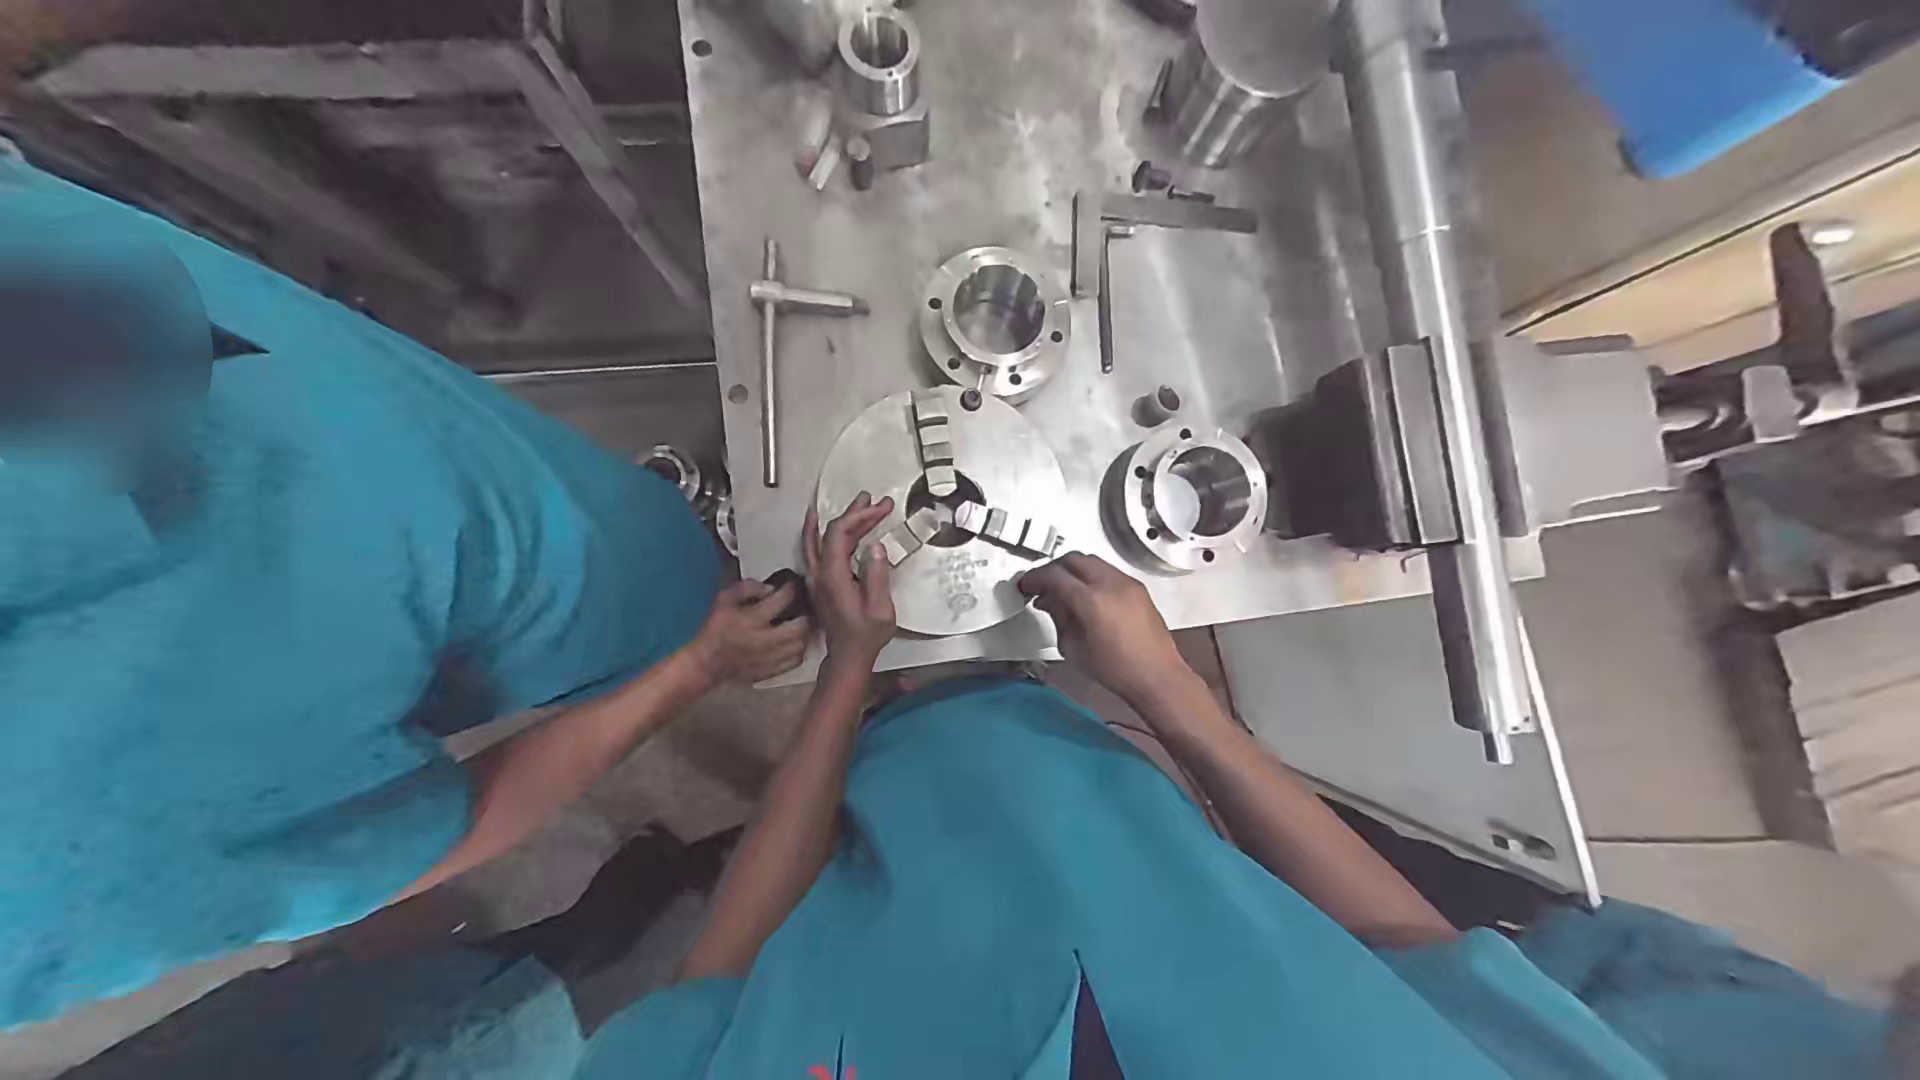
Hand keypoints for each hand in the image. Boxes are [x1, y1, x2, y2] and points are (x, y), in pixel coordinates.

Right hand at [685, 579, 812, 685]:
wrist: (707, 662)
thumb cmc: (715, 629)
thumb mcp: (724, 600)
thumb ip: (746, 588)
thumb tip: (770, 589)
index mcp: (754, 619)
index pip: (783, 599)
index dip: (790, 589)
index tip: (791, 586)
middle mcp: (767, 639)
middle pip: (800, 627)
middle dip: (803, 616)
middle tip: (799, 611)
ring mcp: (771, 657)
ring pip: (801, 644)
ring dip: (801, 634)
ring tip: (795, 628)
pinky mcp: (772, 671)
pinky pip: (795, 660)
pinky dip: (796, 651)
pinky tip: (789, 645)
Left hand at [803, 492, 895, 668]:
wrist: (847, 656)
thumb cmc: (866, 635)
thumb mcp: (879, 609)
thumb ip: (876, 576)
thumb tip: (875, 546)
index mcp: (833, 576)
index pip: (840, 534)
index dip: (860, 517)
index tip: (883, 509)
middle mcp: (819, 573)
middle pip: (830, 532)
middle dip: (854, 514)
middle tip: (875, 500)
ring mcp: (816, 577)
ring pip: (820, 539)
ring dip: (839, 520)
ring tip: (857, 504)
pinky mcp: (820, 582)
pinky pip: (815, 549)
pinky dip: (822, 532)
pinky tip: (823, 524)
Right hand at [1018, 553, 1195, 709]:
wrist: (1157, 677)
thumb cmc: (1114, 670)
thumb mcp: (1074, 649)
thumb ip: (1059, 618)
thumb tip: (1049, 601)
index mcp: (1091, 600)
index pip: (1055, 576)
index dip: (1035, 578)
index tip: (1025, 587)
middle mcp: (1110, 584)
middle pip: (1073, 560)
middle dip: (1053, 569)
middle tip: (1041, 586)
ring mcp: (1127, 583)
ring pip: (1092, 561)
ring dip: (1072, 570)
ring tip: (1062, 590)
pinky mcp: (1138, 588)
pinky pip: (1107, 571)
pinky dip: (1090, 576)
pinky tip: (1085, 595)